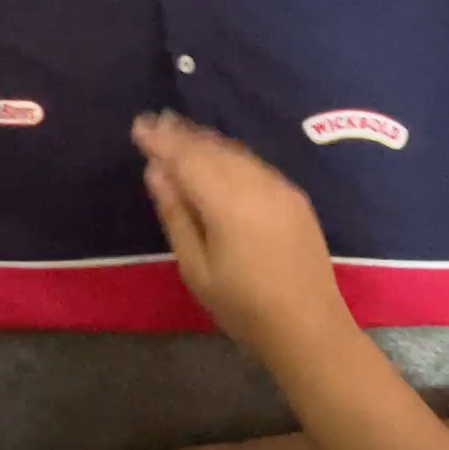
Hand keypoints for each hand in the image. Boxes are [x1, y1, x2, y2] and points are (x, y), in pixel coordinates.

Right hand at [132, 111, 357, 362]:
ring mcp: (278, 187)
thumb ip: (176, 214)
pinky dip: (229, 153)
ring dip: (205, 140)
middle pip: (211, 149)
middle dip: (181, 134)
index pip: (187, 159)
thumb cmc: (243, 306)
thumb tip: (157, 172)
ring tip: (180, 131)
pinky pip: (253, 163)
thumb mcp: (196, 268)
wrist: (309, 328)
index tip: (139, 126)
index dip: (161, 140)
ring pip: (234, 152)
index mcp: (227, 203)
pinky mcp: (293, 195)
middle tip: (155, 121)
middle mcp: (255, 184)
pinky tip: (218, 156)